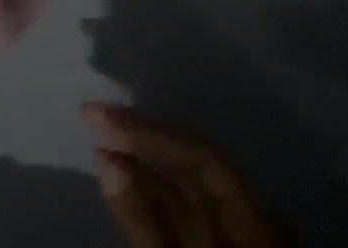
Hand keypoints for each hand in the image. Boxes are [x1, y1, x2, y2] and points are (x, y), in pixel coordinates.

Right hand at [85, 103, 280, 247]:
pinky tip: (123, 171)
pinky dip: (152, 186)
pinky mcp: (224, 237)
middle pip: (195, 157)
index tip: (99, 117)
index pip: (200, 152)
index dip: (149, 131)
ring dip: (142, 156)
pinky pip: (186, 202)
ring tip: (99, 134)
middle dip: (143, 134)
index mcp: (255, 214)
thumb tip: (104, 158)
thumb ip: (144, 219)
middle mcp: (254, 209)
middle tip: (91, 112)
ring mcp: (242, 225)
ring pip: (187, 178)